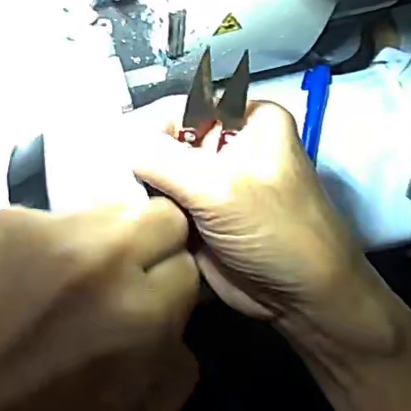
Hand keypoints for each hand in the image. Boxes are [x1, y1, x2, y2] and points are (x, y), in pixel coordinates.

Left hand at [0, 199, 201, 410]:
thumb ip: (176, 371)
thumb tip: (176, 322)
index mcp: (140, 311)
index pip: (191, 266)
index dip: (173, 292)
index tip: (152, 307)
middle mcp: (100, 255)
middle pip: (162, 215)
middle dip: (156, 248)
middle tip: (127, 279)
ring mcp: (48, 228)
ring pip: (108, 209)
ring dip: (107, 240)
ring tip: (76, 278)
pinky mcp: (6, 218)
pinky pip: (56, 217)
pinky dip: (57, 244)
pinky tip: (30, 280)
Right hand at [128, 98, 398, 352]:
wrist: (305, 302)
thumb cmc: (276, 233)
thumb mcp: (219, 187)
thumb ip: (161, 159)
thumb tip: (113, 145)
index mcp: (244, 118)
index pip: (178, 107)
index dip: (144, 127)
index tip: (110, 153)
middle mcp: (226, 142)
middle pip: (164, 138)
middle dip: (137, 158)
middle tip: (104, 180)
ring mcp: (210, 178)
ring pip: (157, 171)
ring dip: (137, 186)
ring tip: (111, 200)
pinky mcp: (197, 212)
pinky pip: (159, 200)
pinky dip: (142, 208)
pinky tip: (121, 216)